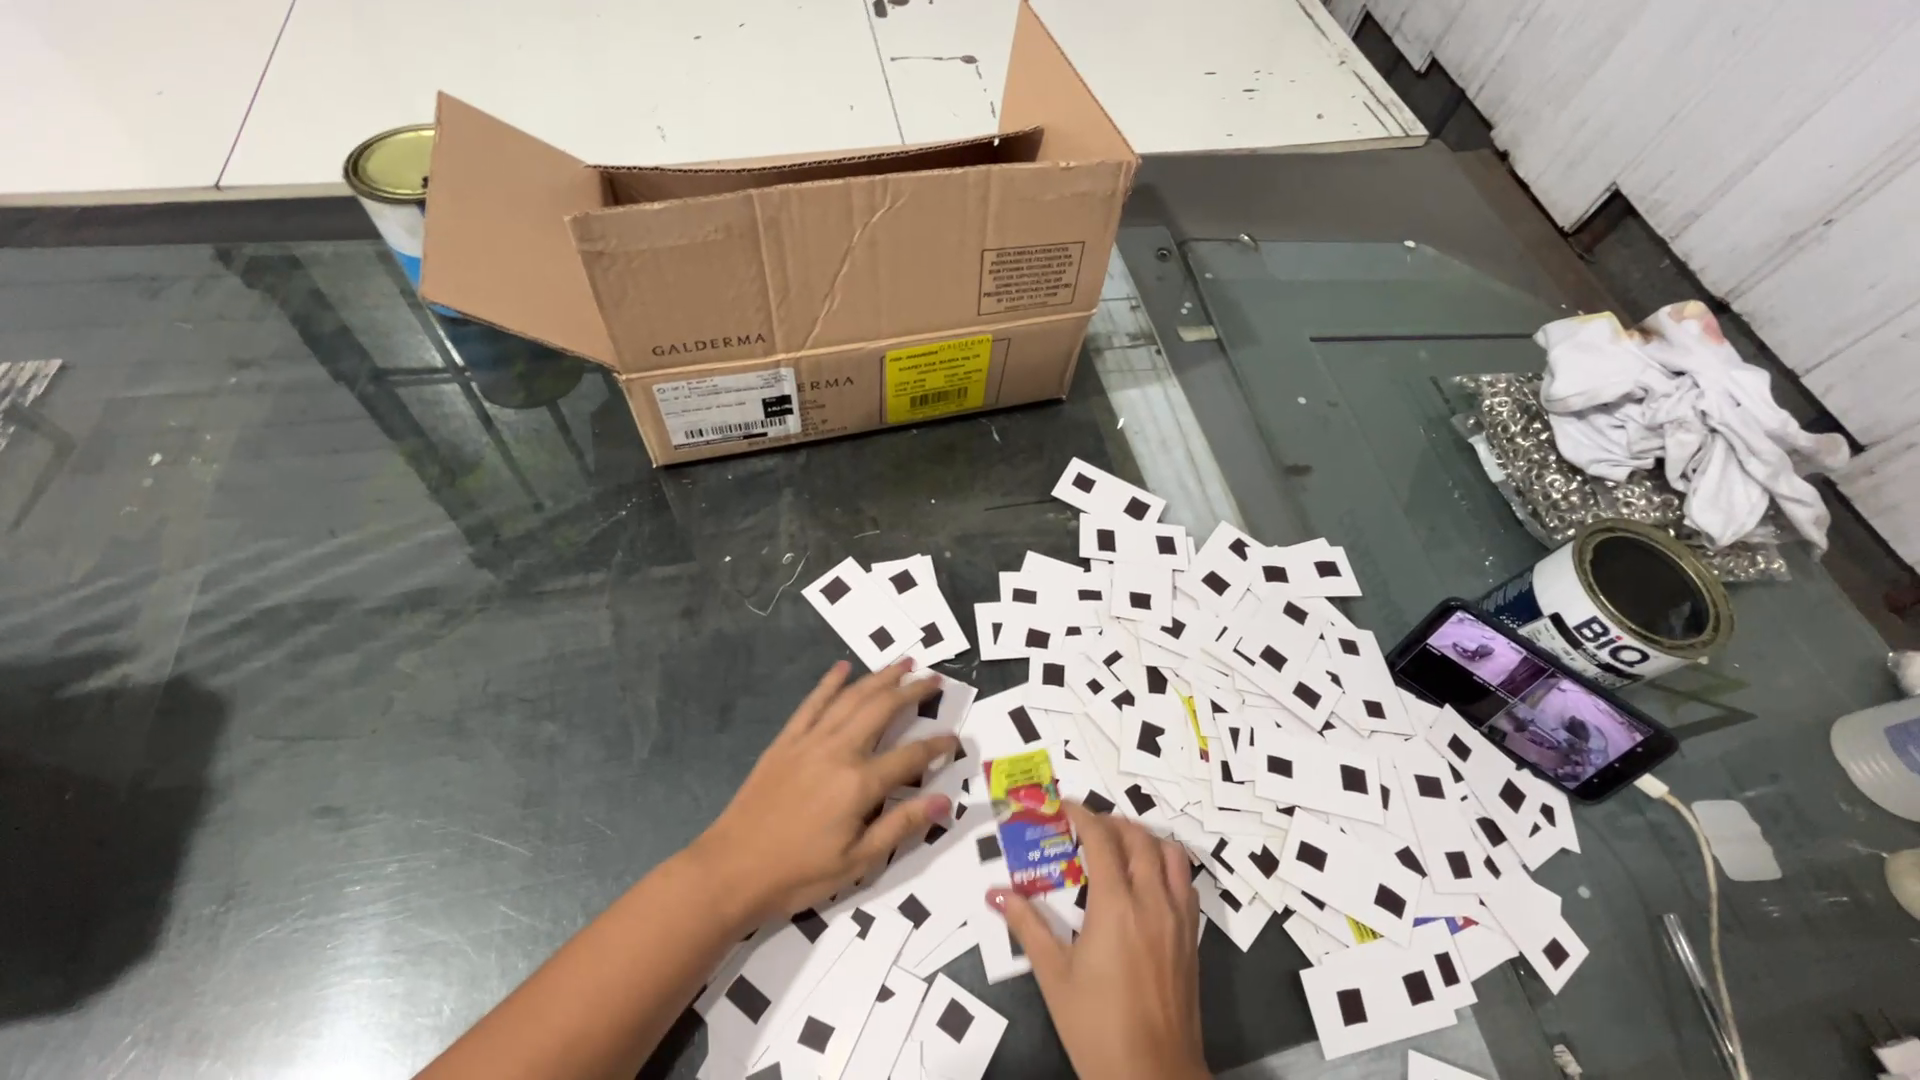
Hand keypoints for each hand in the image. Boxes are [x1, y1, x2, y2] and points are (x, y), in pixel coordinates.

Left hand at [689, 660, 955, 926]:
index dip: (937, 746)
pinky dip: (829, 683)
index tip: (955, 737)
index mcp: (859, 784)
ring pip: (851, 698)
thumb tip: (944, 801)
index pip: (911, 757)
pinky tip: (842, 667)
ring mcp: (809, 742)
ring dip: (879, 677)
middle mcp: (838, 752)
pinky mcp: (785, 742)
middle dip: (912, 691)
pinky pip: (811, 704)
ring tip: (903, 663)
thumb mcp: (858, 862)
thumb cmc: (798, 873)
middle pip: (882, 710)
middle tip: (935, 679)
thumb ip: (901, 826)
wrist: (731, 870)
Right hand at [991, 804, 1207, 1079]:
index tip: (1064, 806)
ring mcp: (1179, 919)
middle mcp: (1152, 902)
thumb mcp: (1053, 976)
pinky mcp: (1192, 938)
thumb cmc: (1095, 1026)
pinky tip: (1148, 881)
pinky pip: (1185, 883)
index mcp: (1116, 906)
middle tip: (1086, 826)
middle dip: (1112, 823)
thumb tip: (996, 894)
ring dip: (1145, 839)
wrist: (1152, 1075)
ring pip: (1170, 855)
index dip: (1083, 816)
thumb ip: (1027, 926)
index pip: (1102, 840)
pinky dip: (1167, 866)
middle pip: (1139, 839)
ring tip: (1120, 845)